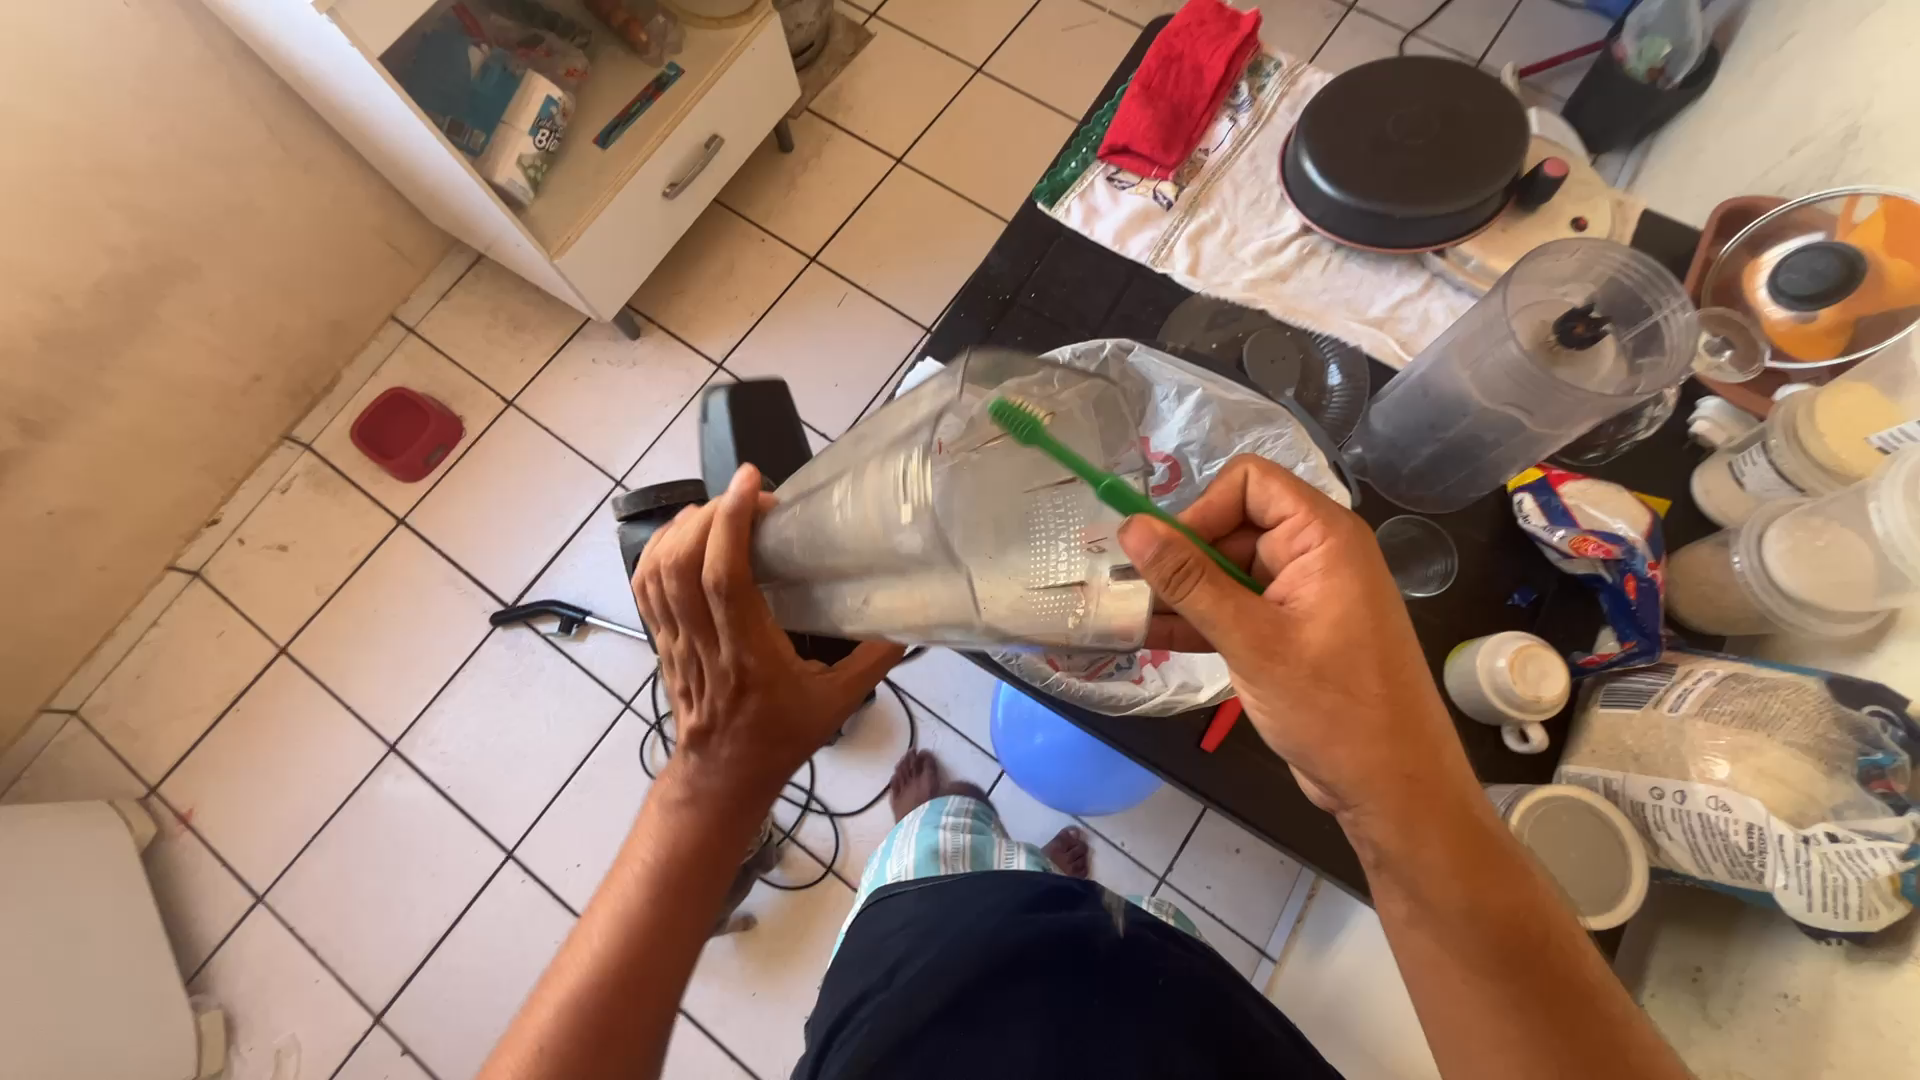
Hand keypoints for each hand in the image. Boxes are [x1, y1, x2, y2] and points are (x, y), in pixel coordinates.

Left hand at [632, 464, 904, 802]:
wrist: (724, 776)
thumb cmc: (782, 737)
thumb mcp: (839, 701)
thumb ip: (875, 658)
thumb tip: (910, 619)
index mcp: (749, 653)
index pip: (724, 576)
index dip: (733, 522)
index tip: (754, 484)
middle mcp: (705, 642)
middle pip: (684, 562)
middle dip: (712, 513)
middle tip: (749, 496)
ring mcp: (676, 642)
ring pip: (658, 571)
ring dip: (683, 527)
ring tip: (719, 508)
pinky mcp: (663, 641)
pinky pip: (645, 588)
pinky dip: (659, 549)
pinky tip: (685, 534)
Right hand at [1115, 456, 1480, 832]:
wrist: (1394, 789)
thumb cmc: (1334, 708)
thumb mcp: (1252, 640)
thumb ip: (1189, 580)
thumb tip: (1132, 527)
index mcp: (1321, 538)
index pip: (1249, 483)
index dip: (1201, 510)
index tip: (1166, 557)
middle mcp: (1312, 555)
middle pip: (1230, 526)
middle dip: (1181, 558)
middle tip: (1133, 593)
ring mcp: (1300, 596)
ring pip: (1224, 571)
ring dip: (1180, 593)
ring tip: (1128, 616)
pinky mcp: (1288, 632)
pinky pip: (1233, 609)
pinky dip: (1197, 620)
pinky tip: (1150, 637)